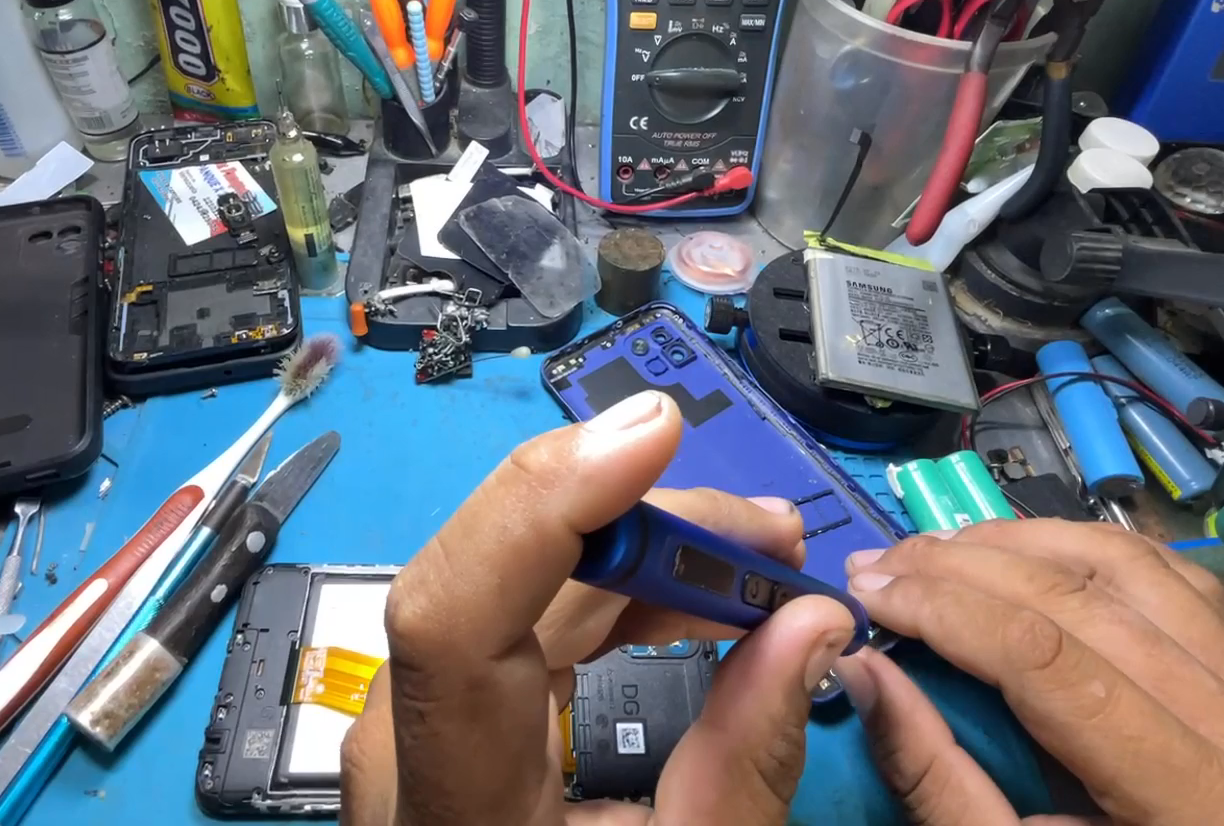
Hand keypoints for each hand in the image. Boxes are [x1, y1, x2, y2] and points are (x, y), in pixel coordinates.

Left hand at [341, 390, 857, 824]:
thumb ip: (747, 760)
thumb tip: (813, 622)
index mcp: (444, 794)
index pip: (453, 609)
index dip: (544, 499)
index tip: (653, 434)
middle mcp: (410, 722)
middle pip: (513, 568)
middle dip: (650, 526)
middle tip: (769, 533)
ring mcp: (426, 697)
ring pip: (531, 574)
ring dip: (648, 550)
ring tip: (757, 554)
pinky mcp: (457, 688)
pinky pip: (536, 608)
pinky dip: (622, 590)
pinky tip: (696, 588)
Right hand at [832, 520, 1223, 825]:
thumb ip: (935, 776)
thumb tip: (858, 667)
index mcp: (1211, 805)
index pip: (1045, 655)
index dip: (942, 610)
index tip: (864, 594)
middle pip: (1076, 597)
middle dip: (954, 567)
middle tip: (874, 566)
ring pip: (1123, 564)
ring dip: (1011, 542)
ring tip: (932, 551)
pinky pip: (1167, 577)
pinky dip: (1078, 547)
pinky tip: (1020, 553)